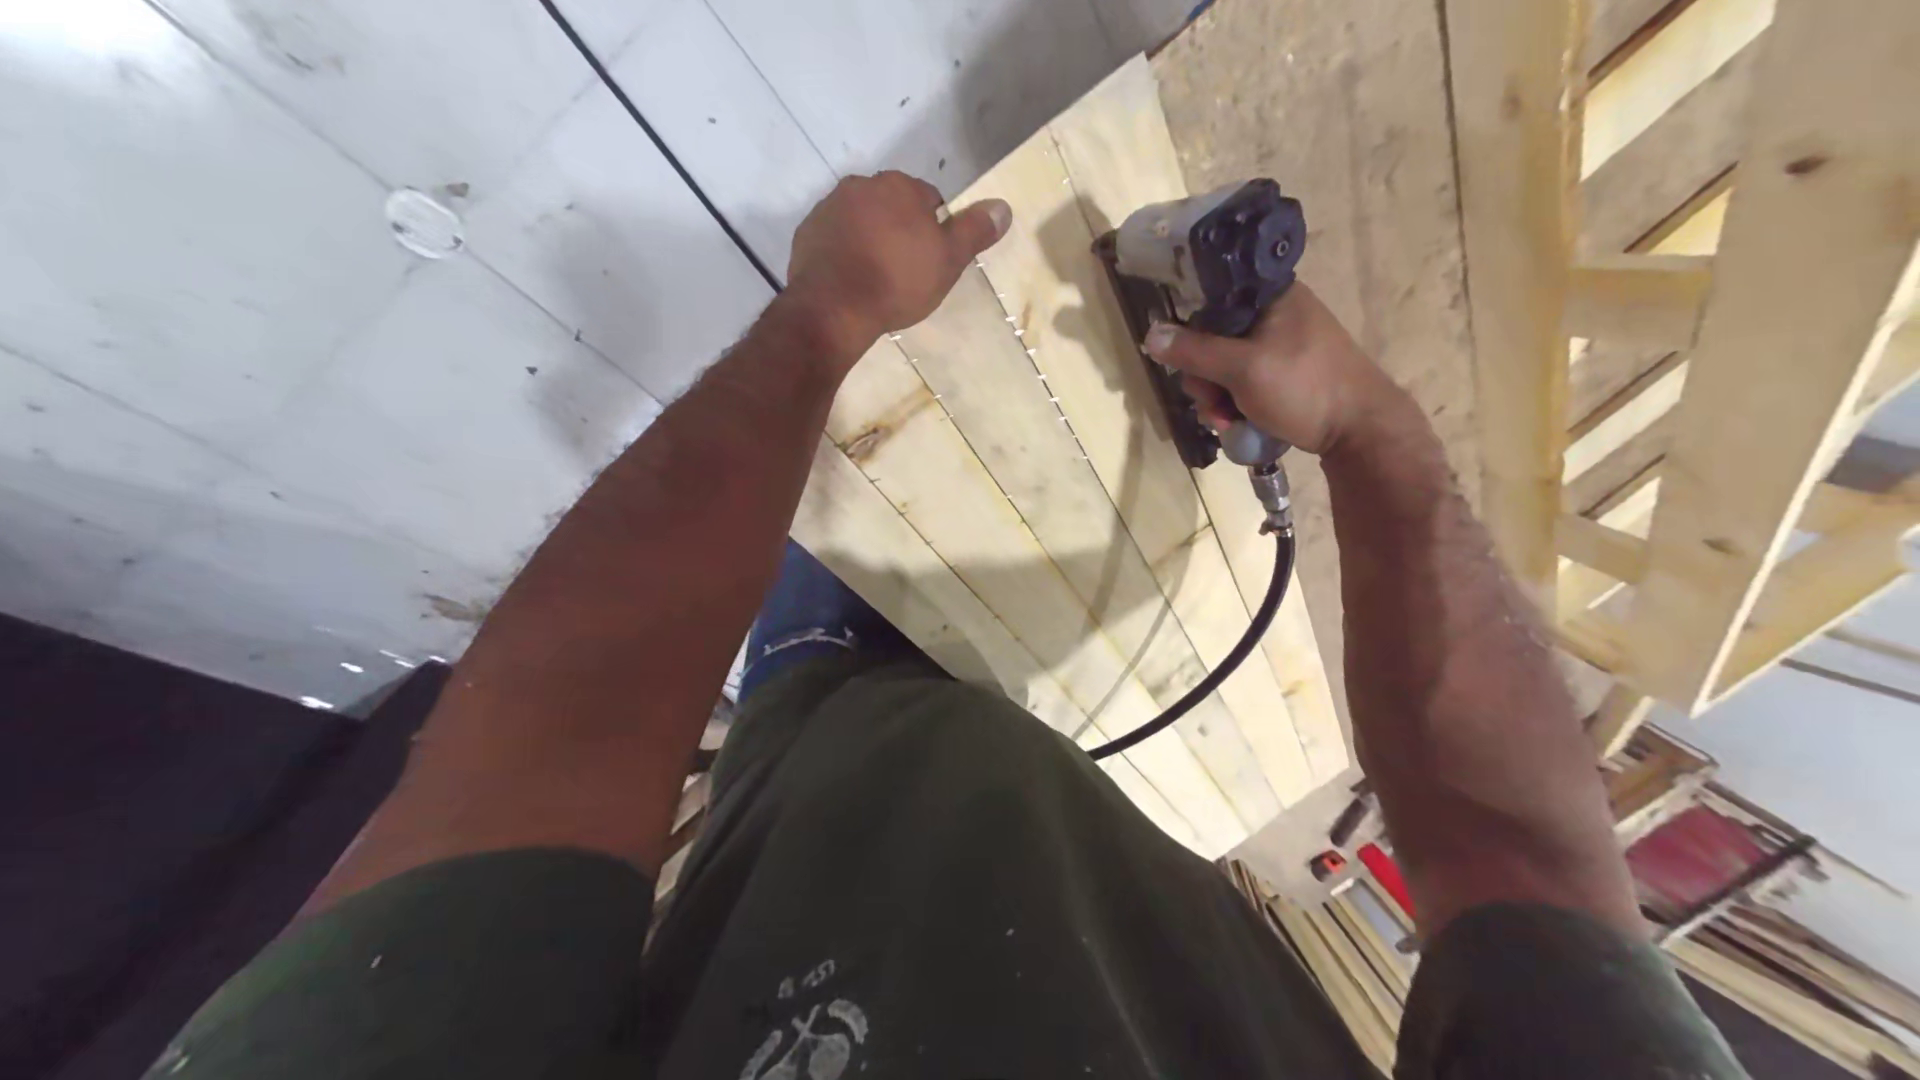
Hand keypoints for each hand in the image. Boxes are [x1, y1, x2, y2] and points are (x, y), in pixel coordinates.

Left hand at [784, 171, 1010, 361]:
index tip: (931, 260)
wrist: (834, 307)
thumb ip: (975, 231)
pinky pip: (834, 238)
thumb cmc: (898, 282)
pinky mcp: (806, 233)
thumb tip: (1003, 206)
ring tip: (876, 278)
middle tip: (906, 272)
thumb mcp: (948, 261)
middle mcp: (862, 185)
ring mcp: (829, 207)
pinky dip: (844, 252)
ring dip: (870, 240)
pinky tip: (851, 281)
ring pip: (861, 220)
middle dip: (900, 231)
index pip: (929, 199)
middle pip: (892, 206)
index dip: (934, 230)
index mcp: (900, 186)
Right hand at [1144, 283, 1410, 455]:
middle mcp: (1274, 316)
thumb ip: (1194, 351)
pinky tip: (1237, 425)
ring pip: (1223, 369)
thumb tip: (1150, 335)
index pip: (1212, 301)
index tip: (1186, 362)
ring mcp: (1279, 348)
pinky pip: (1241, 385)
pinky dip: (1234, 406)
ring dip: (1216, 400)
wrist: (1360, 429)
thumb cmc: (1304, 387)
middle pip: (1212, 341)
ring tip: (1227, 422)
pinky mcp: (1283, 376)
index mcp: (1272, 297)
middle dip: (1204, 380)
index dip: (1191, 333)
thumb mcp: (1242, 369)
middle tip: (1213, 404)